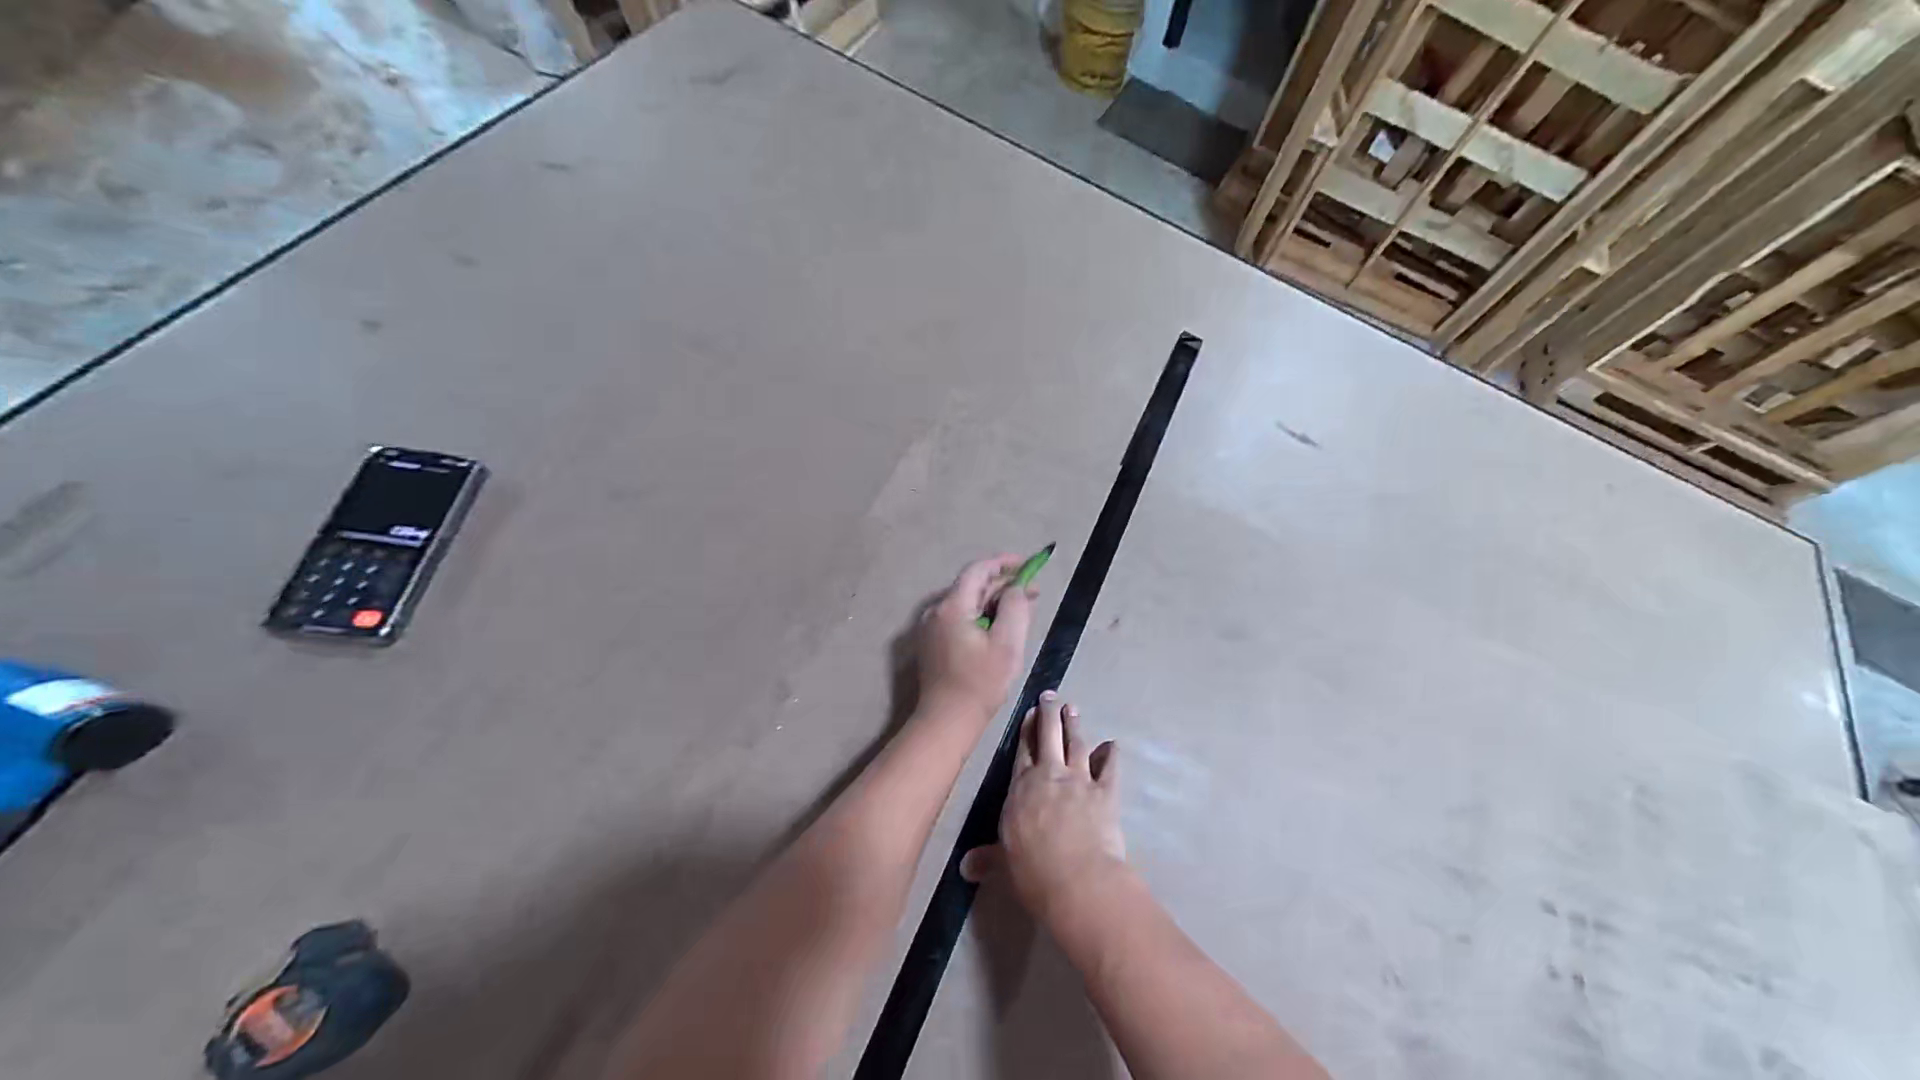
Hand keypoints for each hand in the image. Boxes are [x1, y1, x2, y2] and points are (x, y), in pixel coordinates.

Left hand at [918, 554, 1034, 719]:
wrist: (947, 720)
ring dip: (994, 602)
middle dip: (1003, 586)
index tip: (1028, 565)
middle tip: (1033, 593)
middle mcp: (935, 611)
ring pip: (967, 603)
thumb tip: (1016, 587)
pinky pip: (960, 618)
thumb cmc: (980, 683)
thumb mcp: (1007, 644)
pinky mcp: (933, 643)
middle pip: (972, 586)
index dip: (1004, 563)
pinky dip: (981, 617)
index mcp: (951, 607)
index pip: (978, 570)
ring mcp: (931, 627)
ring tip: (1021, 611)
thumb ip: (1014, 607)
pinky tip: (1000, 630)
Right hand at [962, 692, 1126, 923]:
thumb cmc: (1032, 871)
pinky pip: (1110, 768)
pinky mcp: (1106, 793)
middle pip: (1048, 736)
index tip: (1029, 713)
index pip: (1022, 751)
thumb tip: (965, 868)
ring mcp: (1079, 780)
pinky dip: (1111, 755)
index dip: (1026, 731)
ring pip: (1076, 744)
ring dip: (1074, 726)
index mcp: (1020, 787)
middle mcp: (1049, 775)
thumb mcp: (1003, 862)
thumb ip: (987, 858)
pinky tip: (1112, 745)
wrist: (1076, 879)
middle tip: (1050, 696)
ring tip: (1072, 708)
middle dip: (1049, 714)